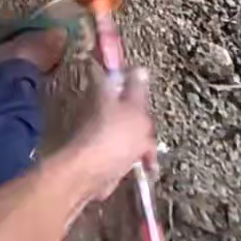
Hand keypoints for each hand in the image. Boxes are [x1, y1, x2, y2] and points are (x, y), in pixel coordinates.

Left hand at [62, 65, 155, 201]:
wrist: (92, 171)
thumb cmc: (115, 136)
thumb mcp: (134, 109)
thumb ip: (138, 89)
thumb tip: (140, 69)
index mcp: (104, 88)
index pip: (114, 73)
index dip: (128, 76)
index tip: (141, 88)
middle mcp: (100, 104)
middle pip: (129, 104)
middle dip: (143, 119)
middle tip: (147, 130)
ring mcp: (101, 127)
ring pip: (130, 127)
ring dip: (143, 142)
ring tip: (148, 155)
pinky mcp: (105, 148)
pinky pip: (126, 147)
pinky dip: (136, 156)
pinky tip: (146, 167)